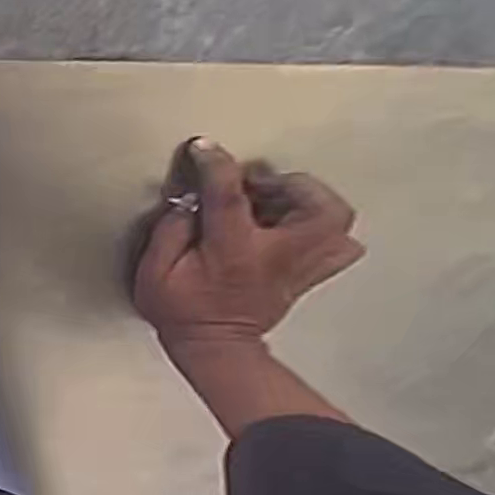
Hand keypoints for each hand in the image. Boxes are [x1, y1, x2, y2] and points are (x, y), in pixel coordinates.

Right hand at [134, 139, 363, 350]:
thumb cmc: (178, 310)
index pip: (229, 196)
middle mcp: (278, 255)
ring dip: (308, 202)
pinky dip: (326, 229)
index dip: (215, 166)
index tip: (202, 147)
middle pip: (315, 204)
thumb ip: (168, 233)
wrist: (212, 346)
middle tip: (253, 183)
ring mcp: (301, 266)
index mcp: (233, 251)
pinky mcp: (309, 275)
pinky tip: (296, 227)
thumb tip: (186, 204)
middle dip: (287, 183)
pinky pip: (341, 245)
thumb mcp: (153, 273)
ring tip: (275, 202)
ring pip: (336, 221)